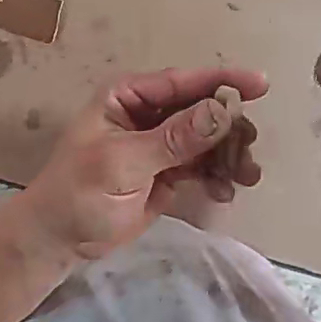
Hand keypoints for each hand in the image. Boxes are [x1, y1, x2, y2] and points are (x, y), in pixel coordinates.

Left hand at [8, 67, 269, 261]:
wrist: (59, 240)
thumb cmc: (78, 193)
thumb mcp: (123, 163)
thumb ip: (172, 139)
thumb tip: (221, 111)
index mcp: (127, 96)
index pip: (181, 82)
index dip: (221, 81)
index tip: (261, 84)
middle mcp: (147, 113)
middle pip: (201, 109)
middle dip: (229, 126)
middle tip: (250, 146)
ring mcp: (160, 143)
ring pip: (207, 138)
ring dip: (229, 153)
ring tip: (246, 175)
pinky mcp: (168, 171)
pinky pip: (203, 164)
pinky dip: (218, 174)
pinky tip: (225, 191)